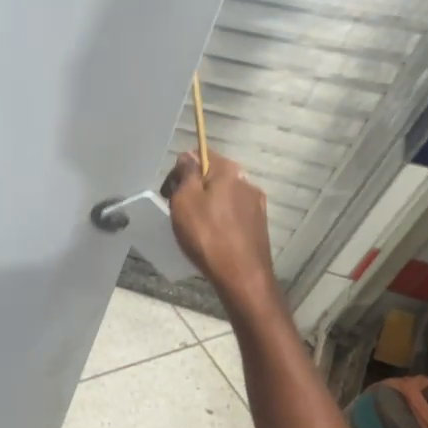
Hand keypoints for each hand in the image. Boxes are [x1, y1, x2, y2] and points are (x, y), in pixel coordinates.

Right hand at [163, 152, 277, 311]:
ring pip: (223, 194)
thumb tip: (188, 157)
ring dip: (206, 204)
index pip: (200, 154)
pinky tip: (211, 236)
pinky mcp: (258, 223)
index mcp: (228, 171)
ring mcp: (255, 203)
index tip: (169, 192)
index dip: (180, 170)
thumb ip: (186, 173)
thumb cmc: (206, 234)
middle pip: (212, 175)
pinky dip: (219, 218)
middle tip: (177, 211)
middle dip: (193, 188)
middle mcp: (246, 181)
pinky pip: (232, 212)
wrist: (241, 273)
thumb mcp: (185, 200)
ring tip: (194, 226)